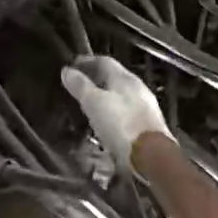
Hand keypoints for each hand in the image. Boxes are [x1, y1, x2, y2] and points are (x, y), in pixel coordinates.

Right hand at [60, 55, 171, 169]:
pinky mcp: (148, 126)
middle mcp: (138, 88)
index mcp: (125, 78)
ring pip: (120, 95)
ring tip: (87, 105)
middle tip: (77, 86)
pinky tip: (104, 122)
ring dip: (104, 96)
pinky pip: (125, 111)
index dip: (86, 62)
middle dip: (95, 79)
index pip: (104, 61)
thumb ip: (80, 85)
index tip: (70, 67)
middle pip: (113, 78)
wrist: (151, 157)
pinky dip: (112, 111)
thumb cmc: (119, 124)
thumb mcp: (93, 102)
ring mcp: (145, 107)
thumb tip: (66, 70)